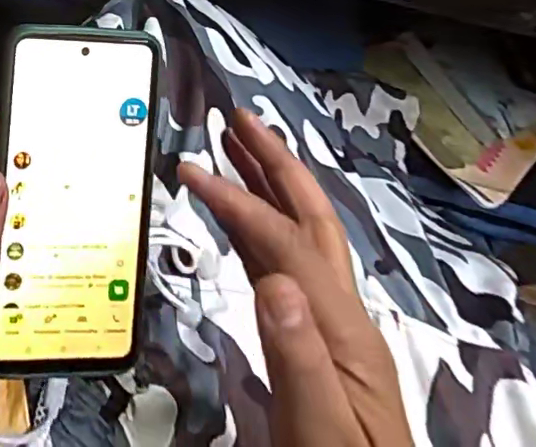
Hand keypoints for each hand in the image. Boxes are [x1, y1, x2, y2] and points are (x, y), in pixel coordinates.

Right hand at [179, 110, 410, 446]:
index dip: (239, 201)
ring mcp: (332, 321)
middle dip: (275, 161)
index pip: (287, 242)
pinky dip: (261, 228)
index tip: (192, 172)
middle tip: (240, 120)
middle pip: (309, 215)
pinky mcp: (316, 337)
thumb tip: (273, 283)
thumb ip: (300, 362)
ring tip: (236, 150)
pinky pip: (285, 264)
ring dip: (269, 185)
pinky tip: (243, 220)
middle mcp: (341, 310)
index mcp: (344, 328)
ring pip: (298, 233)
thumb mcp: (323, 436)